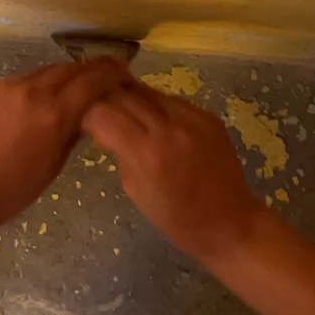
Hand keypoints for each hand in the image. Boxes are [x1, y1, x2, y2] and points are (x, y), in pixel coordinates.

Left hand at [0, 59, 131, 227]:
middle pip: (72, 69)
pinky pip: (25, 79)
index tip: (125, 73)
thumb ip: (74, 130)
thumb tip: (90, 110)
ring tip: (74, 90)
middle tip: (105, 78)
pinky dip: (39, 85)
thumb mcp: (55, 163)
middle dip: (92, 71)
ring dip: (65, 77)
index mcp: (55, 114)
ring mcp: (11, 86)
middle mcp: (34, 91)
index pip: (93, 80)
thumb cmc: (16, 188)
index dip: (113, 72)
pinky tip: (40, 102)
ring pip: (48, 71)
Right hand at [84, 82, 269, 259]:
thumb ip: (119, 151)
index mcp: (146, 153)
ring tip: (125, 114)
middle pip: (122, 93)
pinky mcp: (206, 115)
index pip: (102, 113)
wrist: (231, 224)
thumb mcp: (135, 190)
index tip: (83, 124)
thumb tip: (105, 127)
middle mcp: (168, 127)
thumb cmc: (177, 219)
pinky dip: (155, 107)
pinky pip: (170, 100)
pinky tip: (155, 123)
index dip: (87, 115)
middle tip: (99, 112)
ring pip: (146, 90)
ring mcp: (191, 117)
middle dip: (105, 100)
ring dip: (129, 99)